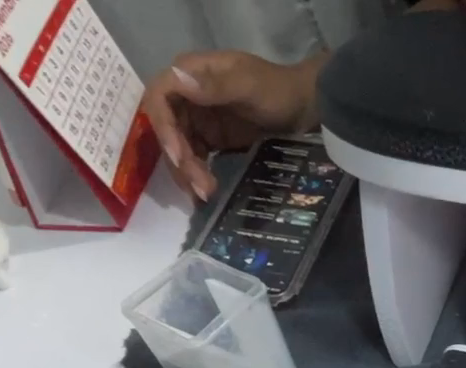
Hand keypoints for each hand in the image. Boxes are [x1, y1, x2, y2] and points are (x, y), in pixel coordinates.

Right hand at [139, 50, 327, 199]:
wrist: (305, 106)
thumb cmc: (278, 90)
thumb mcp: (249, 85)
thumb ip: (217, 85)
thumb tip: (179, 80)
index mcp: (190, 73)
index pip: (160, 99)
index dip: (164, 128)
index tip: (179, 156)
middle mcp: (188, 97)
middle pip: (169, 130)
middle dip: (180, 160)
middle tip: (201, 188)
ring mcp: (199, 120)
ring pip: (180, 148)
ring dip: (188, 173)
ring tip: (206, 195)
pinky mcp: (212, 140)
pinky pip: (197, 159)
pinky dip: (198, 176)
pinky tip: (207, 194)